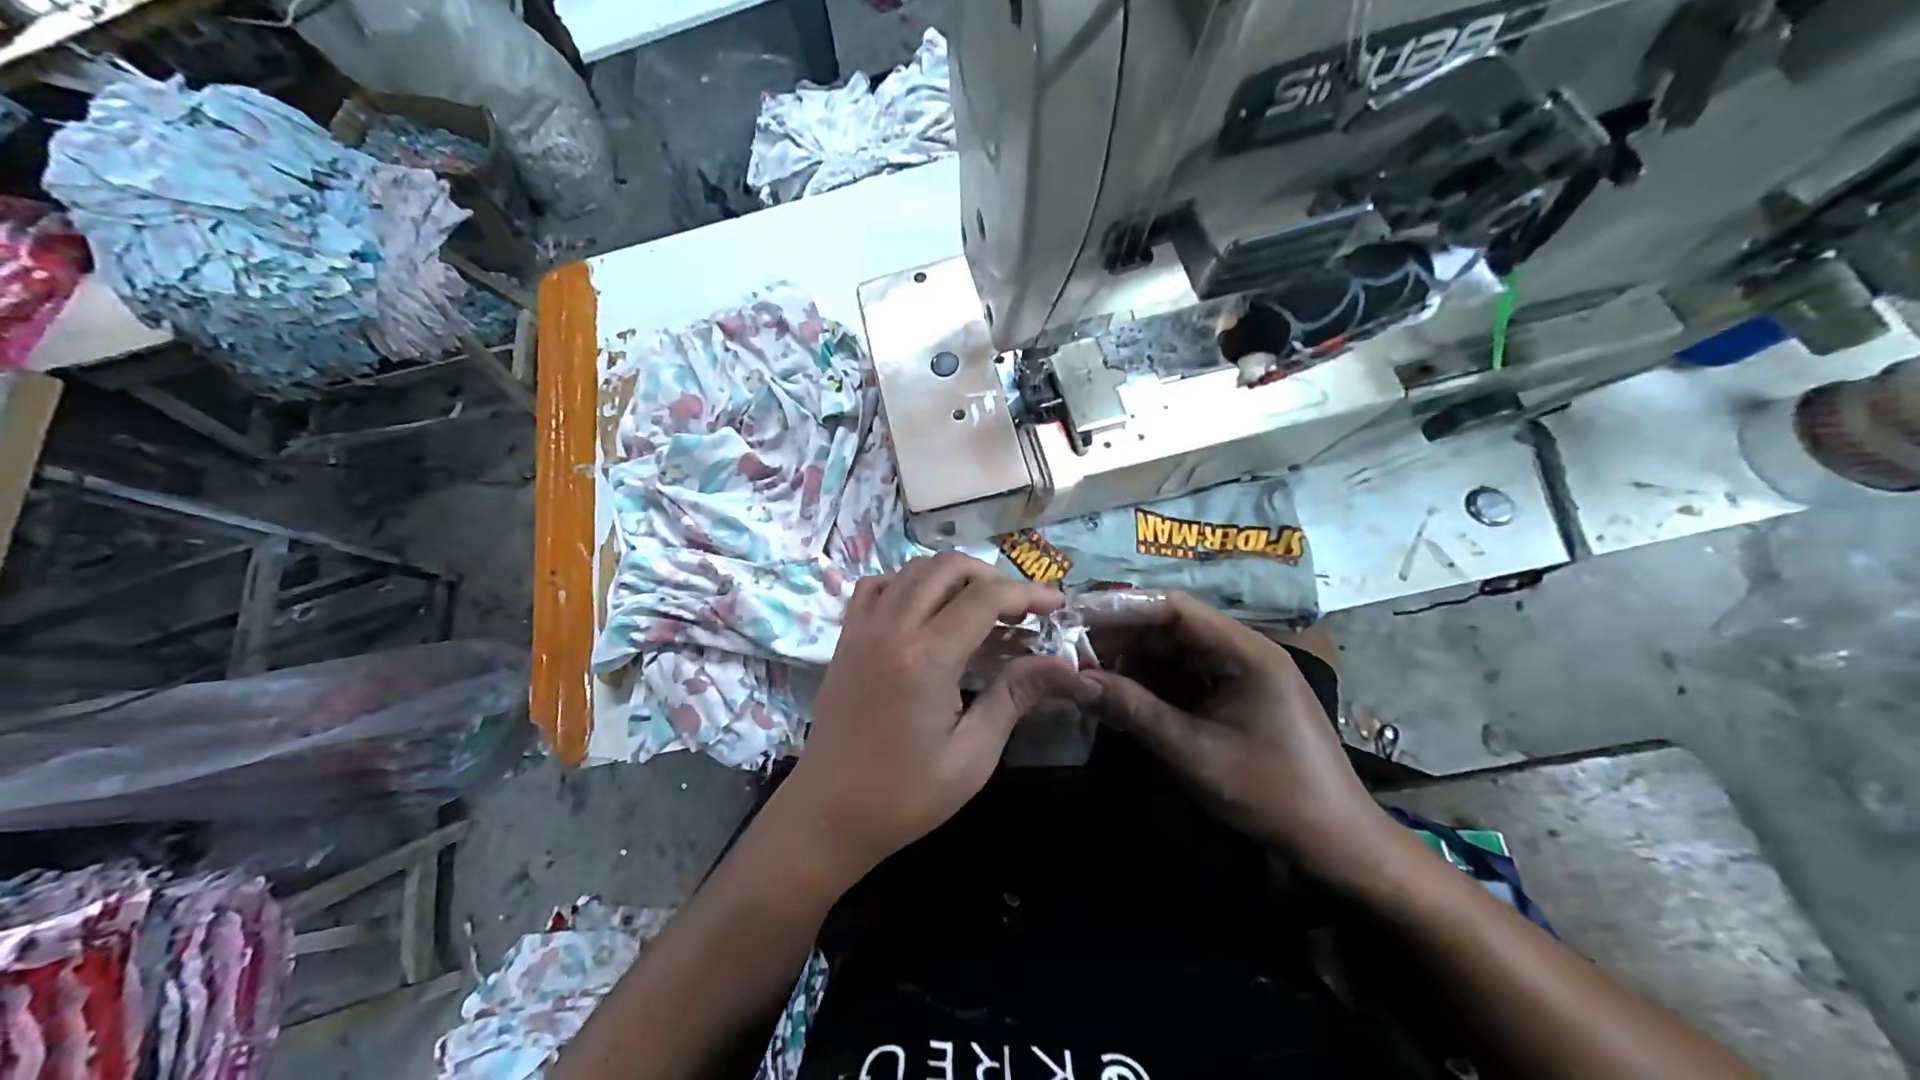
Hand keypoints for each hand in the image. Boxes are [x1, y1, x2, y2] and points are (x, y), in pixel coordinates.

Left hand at [771, 554, 1097, 881]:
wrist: (828, 814)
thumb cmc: (905, 795)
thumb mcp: (972, 754)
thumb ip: (1016, 697)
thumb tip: (1068, 669)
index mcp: (925, 657)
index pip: (985, 598)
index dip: (1028, 593)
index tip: (1057, 605)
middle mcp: (891, 628)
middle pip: (948, 567)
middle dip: (993, 577)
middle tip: (1020, 609)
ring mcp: (862, 628)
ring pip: (913, 569)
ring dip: (954, 576)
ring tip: (981, 606)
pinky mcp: (846, 637)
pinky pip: (879, 585)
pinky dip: (910, 582)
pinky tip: (927, 609)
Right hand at [1083, 591, 1395, 882]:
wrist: (1334, 843)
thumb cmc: (1270, 792)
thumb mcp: (1194, 752)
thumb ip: (1134, 711)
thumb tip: (1077, 680)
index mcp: (1245, 651)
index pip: (1173, 609)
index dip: (1121, 607)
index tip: (1075, 616)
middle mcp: (1241, 652)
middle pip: (1169, 629)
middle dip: (1120, 638)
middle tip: (1070, 651)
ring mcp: (1238, 675)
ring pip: (1172, 654)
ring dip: (1131, 664)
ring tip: (1085, 675)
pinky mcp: (1232, 699)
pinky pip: (1182, 680)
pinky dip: (1150, 687)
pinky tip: (1117, 697)